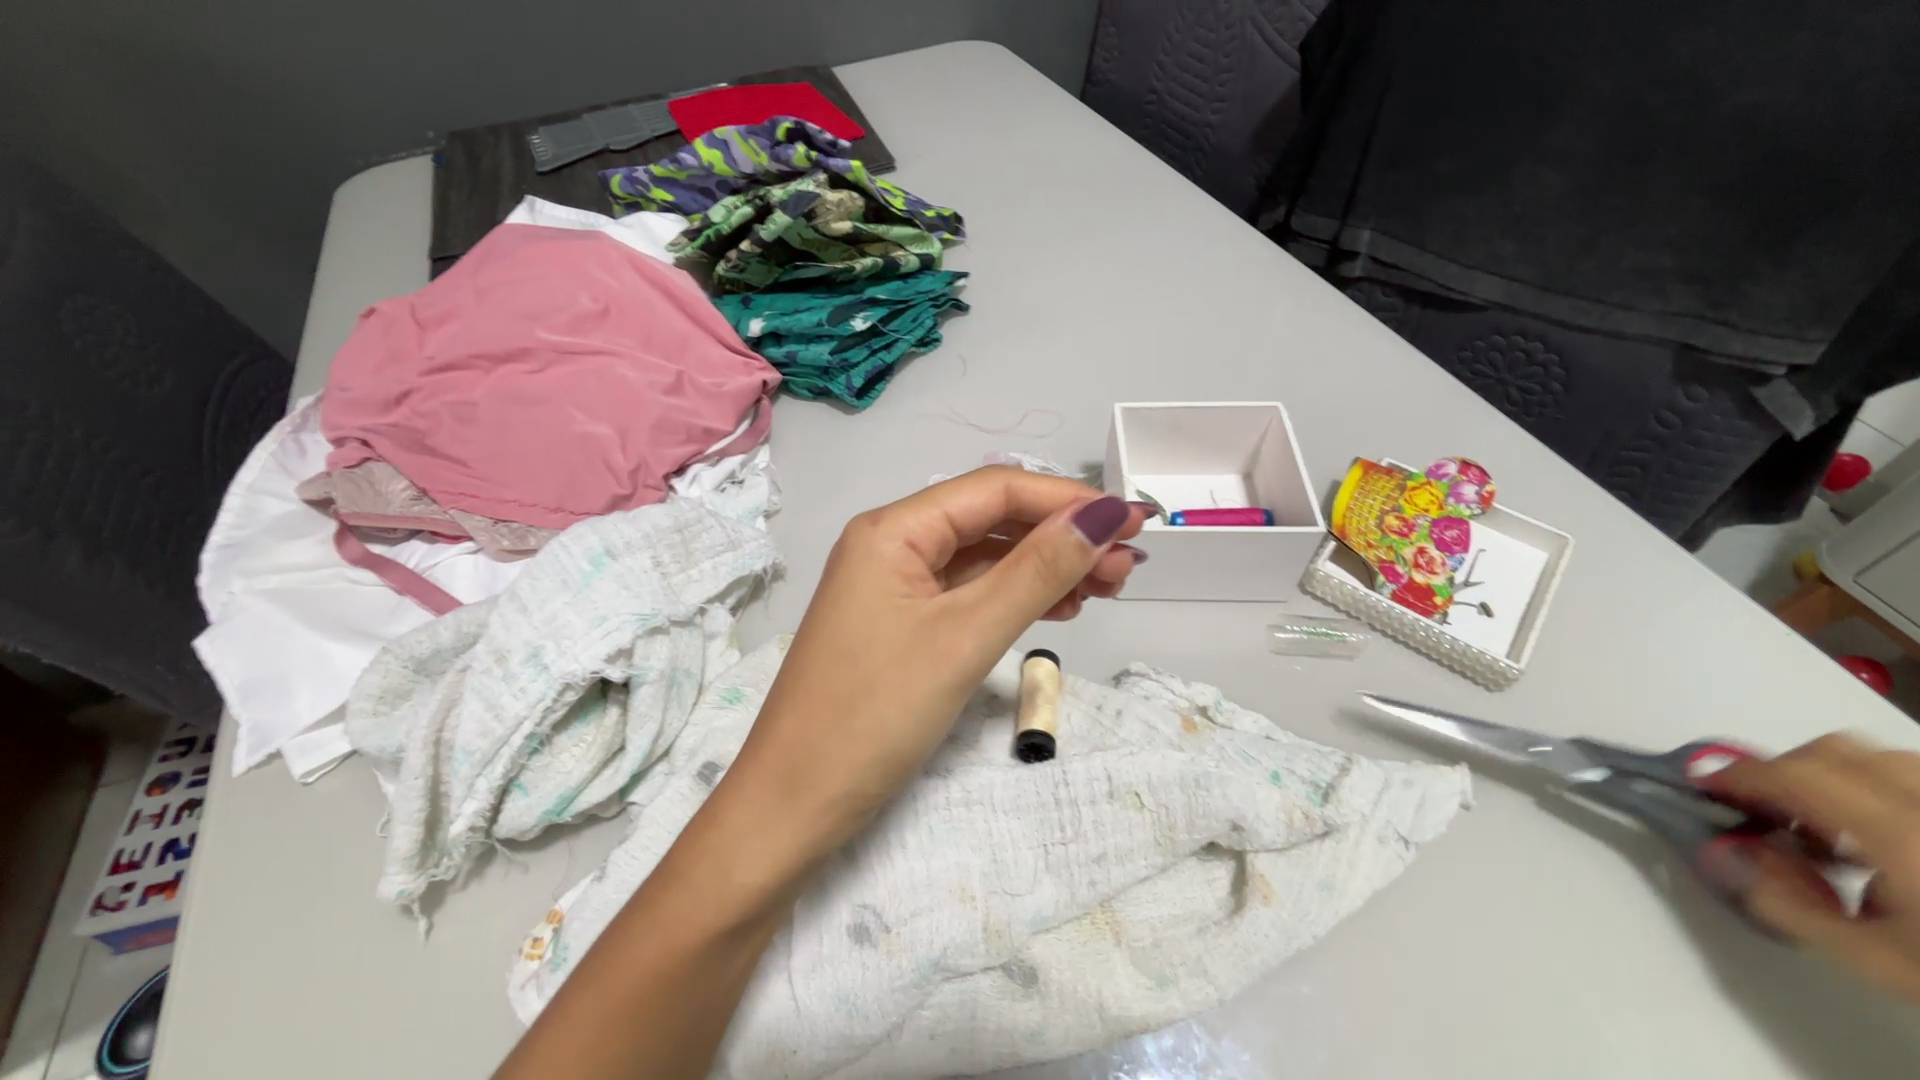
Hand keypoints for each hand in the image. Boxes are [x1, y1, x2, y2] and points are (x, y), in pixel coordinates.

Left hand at [734, 466, 1150, 839]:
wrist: (793, 805)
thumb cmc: (873, 716)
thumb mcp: (965, 638)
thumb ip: (1036, 571)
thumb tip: (1103, 516)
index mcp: (893, 530)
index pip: (995, 491)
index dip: (1068, 501)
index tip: (1134, 523)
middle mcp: (890, 547)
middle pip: (991, 522)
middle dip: (1062, 537)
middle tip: (1129, 569)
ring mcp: (892, 590)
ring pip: (983, 561)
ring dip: (1045, 569)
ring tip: (1107, 591)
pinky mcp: (900, 629)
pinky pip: (967, 597)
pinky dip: (1015, 600)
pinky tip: (1058, 611)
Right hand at [1707, 733, 1919, 1002]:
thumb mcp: (1872, 957)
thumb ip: (1788, 903)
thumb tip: (1722, 855)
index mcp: (1899, 834)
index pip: (1799, 774)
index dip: (1741, 774)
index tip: (1705, 786)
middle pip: (1840, 751)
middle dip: (1786, 768)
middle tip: (1761, 805)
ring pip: (1882, 758)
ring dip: (1833, 775)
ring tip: (1824, 824)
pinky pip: (1913, 777)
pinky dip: (1877, 788)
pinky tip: (1881, 834)